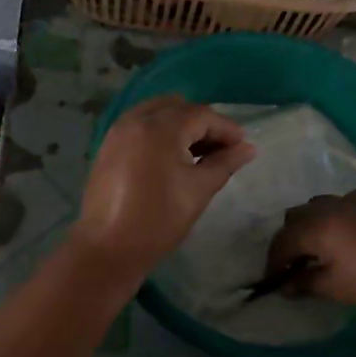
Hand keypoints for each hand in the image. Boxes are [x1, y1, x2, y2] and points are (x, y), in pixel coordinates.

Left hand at [71, 95, 255, 276]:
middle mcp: (135, 120)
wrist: (108, 248)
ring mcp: (117, 132)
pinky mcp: (107, 147)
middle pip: (177, 108)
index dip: (226, 129)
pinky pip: (139, 127)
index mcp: (160, 128)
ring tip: (197, 154)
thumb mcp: (198, 190)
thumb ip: (224, 164)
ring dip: (180, 126)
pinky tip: (171, 158)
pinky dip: (159, 133)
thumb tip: (248, 148)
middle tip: (221, 149)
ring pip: (156, 114)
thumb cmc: (158, 220)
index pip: (201, 115)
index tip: (242, 146)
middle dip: (202, 124)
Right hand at [267, 192, 355, 307]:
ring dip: (307, 224)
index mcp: (313, 227)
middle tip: (292, 265)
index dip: (273, 263)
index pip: (281, 243)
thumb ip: (304, 284)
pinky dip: (332, 215)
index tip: (273, 281)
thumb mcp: (333, 286)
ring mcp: (349, 203)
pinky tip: (342, 232)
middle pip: (293, 218)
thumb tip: (285, 287)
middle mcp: (326, 208)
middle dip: (288, 240)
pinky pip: (340, 204)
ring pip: (315, 206)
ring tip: (314, 248)